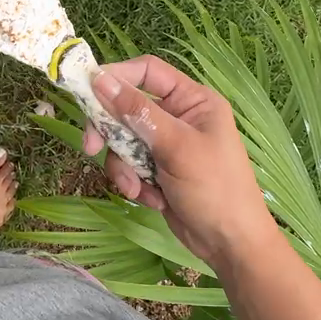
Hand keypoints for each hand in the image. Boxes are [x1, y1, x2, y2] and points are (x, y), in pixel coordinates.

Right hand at [83, 55, 274, 265]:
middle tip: (91, 147)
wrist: (232, 247)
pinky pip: (128, 163)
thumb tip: (99, 79)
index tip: (88, 92)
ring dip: (123, 164)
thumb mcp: (176, 147)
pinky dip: (132, 181)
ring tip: (136, 188)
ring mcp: (165, 143)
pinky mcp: (156, 168)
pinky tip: (150, 198)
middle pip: (126, 106)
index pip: (146, 72)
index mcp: (192, 100)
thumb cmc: (215, 189)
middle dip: (110, 130)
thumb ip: (137, 111)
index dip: (116, 76)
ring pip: (122, 138)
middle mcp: (177, 116)